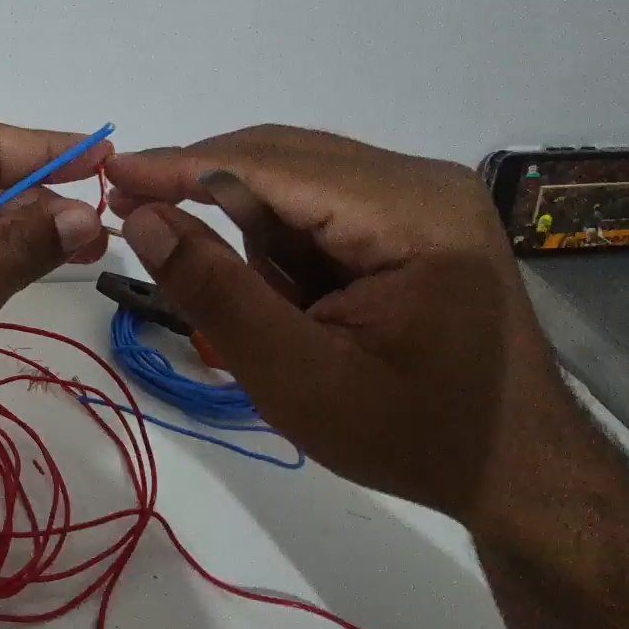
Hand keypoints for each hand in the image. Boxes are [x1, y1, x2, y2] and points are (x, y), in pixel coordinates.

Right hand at [105, 126, 570, 529]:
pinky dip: (274, 239)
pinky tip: (286, 293)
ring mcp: (422, 196)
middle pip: (280, 157)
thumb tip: (142, 218)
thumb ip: (215, 292)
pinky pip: (314, 202)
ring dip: (245, 225)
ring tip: (252, 299)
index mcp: (411, 215)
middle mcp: (422, 182)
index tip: (110, 176)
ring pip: (292, 177)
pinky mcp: (412, 216)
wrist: (518, 470)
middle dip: (204, 188)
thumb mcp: (295, 376)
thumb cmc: (409, 434)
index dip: (181, 166)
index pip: (271, 165)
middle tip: (132, 216)